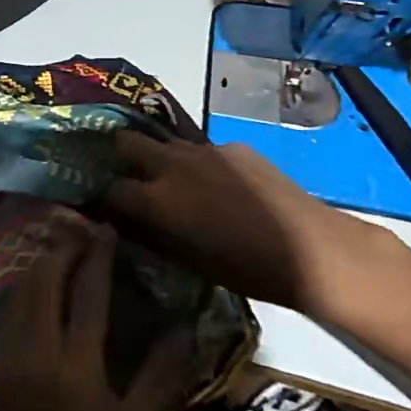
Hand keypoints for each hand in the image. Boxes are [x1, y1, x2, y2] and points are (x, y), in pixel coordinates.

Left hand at [0, 225, 189, 410]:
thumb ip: (158, 377)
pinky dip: (26, 287)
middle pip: (45, 281)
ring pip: (22, 291)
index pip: (87, 294)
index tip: (107, 229)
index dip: (98, 256)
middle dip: (63, 250)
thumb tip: (184, 330)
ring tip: (62, 248)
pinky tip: (38, 283)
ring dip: (41, 264)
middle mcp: (38, 351)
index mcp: (76, 366)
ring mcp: (11, 356)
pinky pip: (9, 310)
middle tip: (82, 232)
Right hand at [104, 133, 404, 321]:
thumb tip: (128, 222)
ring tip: (174, 180)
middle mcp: (174, 164)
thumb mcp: (187, 260)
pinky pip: (206, 151)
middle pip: (127, 141)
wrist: (307, 246)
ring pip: (167, 143)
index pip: (111, 187)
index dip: (103, 196)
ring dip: (162, 158)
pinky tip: (223, 187)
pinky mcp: (234, 146)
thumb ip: (152, 235)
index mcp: (157, 198)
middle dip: (120, 155)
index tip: (103, 203)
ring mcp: (206, 149)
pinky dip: (203, 165)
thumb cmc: (244, 269)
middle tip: (127, 175)